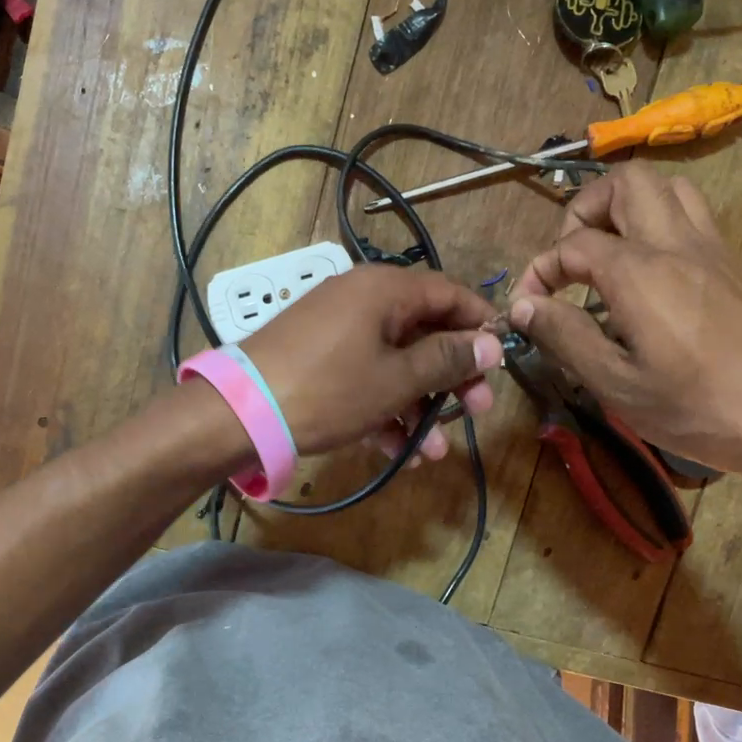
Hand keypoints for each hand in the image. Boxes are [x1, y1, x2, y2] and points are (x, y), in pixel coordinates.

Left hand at [238, 264, 504, 461]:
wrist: (240, 414)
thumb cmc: (328, 390)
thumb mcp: (395, 379)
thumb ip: (446, 359)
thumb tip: (491, 341)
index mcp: (385, 289)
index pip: (449, 294)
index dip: (480, 325)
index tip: (501, 361)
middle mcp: (362, 299)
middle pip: (423, 332)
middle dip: (452, 377)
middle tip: (476, 412)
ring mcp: (336, 330)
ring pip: (394, 363)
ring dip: (419, 406)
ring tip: (434, 452)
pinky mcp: (317, 360)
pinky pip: (364, 377)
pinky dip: (384, 408)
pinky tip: (399, 451)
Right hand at [508, 163, 741, 488]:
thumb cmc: (696, 408)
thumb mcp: (616, 384)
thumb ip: (565, 337)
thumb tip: (523, 306)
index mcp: (640, 272)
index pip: (573, 245)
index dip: (539, 271)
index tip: (524, 310)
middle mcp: (675, 244)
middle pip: (625, 184)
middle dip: (584, 211)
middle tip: (569, 262)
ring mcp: (711, 250)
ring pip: (666, 188)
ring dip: (626, 209)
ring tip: (605, 258)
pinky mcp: (732, 267)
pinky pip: (690, 217)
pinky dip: (657, 226)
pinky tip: (645, 279)